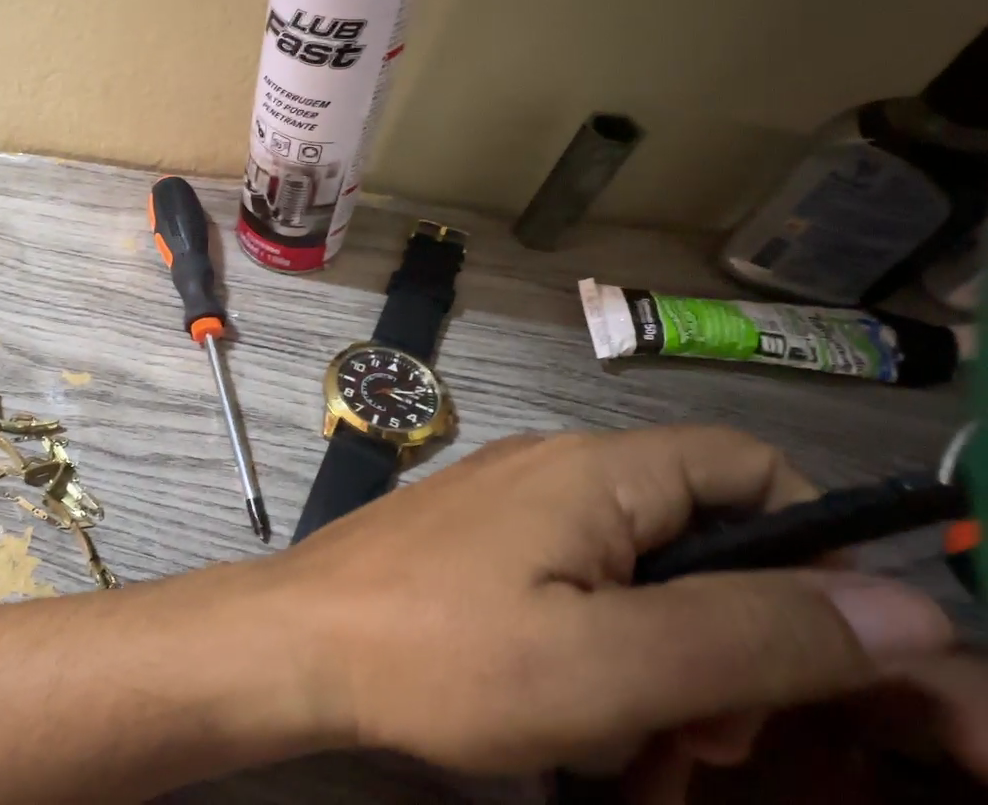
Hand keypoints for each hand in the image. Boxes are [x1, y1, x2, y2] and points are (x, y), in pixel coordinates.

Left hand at [254, 426, 962, 773]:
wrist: (294, 646)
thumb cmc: (443, 655)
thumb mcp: (617, 661)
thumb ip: (760, 632)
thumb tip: (909, 607)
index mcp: (595, 471)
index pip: (751, 466)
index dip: (816, 546)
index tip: (824, 650)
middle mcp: (550, 470)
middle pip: (698, 530)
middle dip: (734, 633)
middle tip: (709, 732)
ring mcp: (502, 508)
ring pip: (634, 572)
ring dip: (664, 659)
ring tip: (636, 738)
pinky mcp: (469, 548)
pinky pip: (569, 586)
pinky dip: (598, 648)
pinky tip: (573, 714)